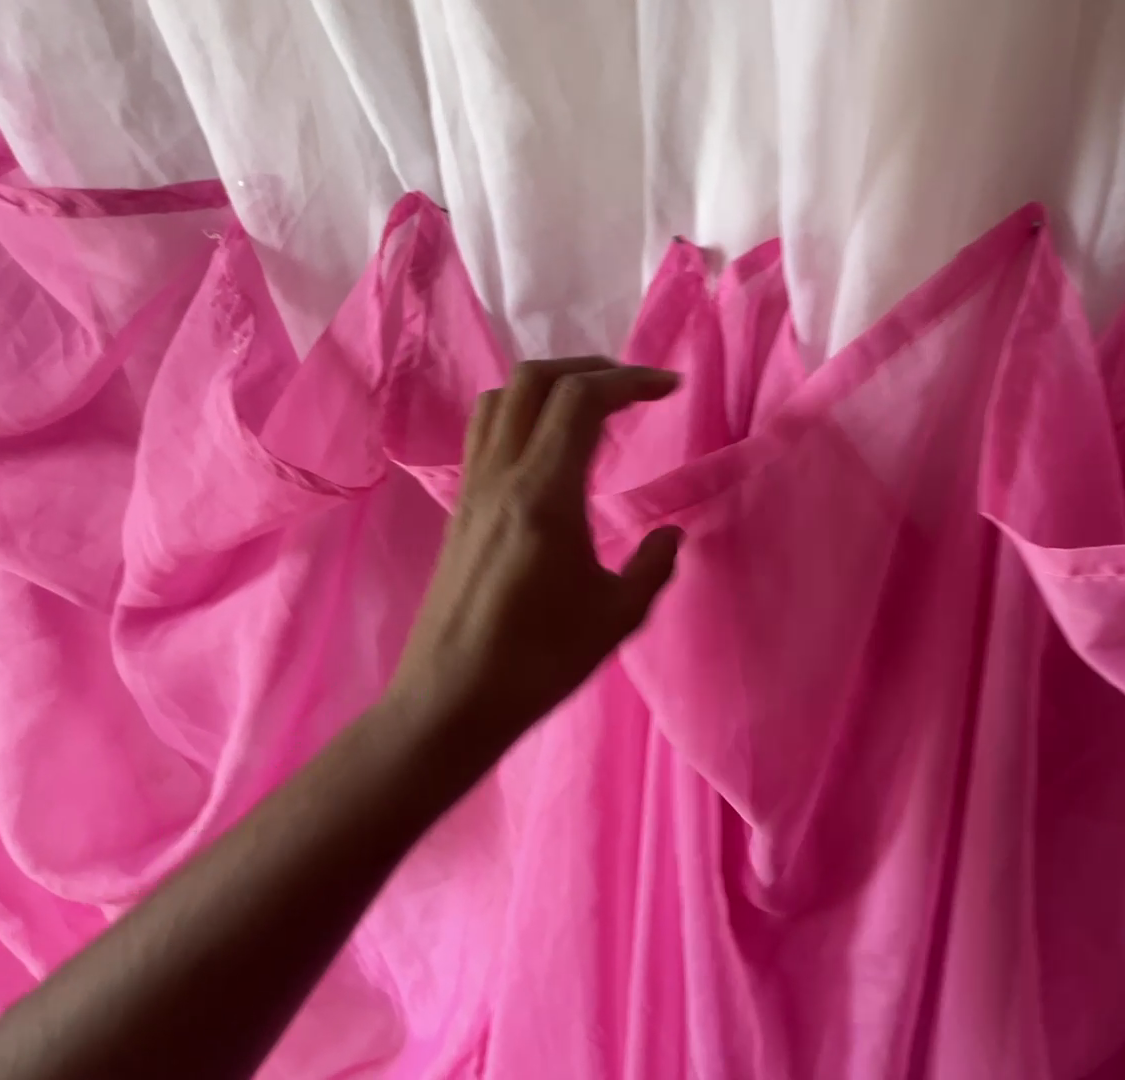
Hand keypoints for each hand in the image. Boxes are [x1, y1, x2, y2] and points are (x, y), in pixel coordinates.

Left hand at [384, 357, 683, 748]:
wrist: (453, 701)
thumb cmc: (542, 660)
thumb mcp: (621, 615)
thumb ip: (654, 564)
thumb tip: (670, 535)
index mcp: (545, 495)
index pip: (582, 401)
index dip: (632, 381)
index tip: (671, 388)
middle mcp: (502, 477)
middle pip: (536, 381)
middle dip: (593, 369)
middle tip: (638, 388)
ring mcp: (474, 489)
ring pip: (502, 398)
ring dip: (552, 384)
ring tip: (595, 404)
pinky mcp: (462, 508)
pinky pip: (488, 431)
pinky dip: (525, 412)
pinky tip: (553, 446)